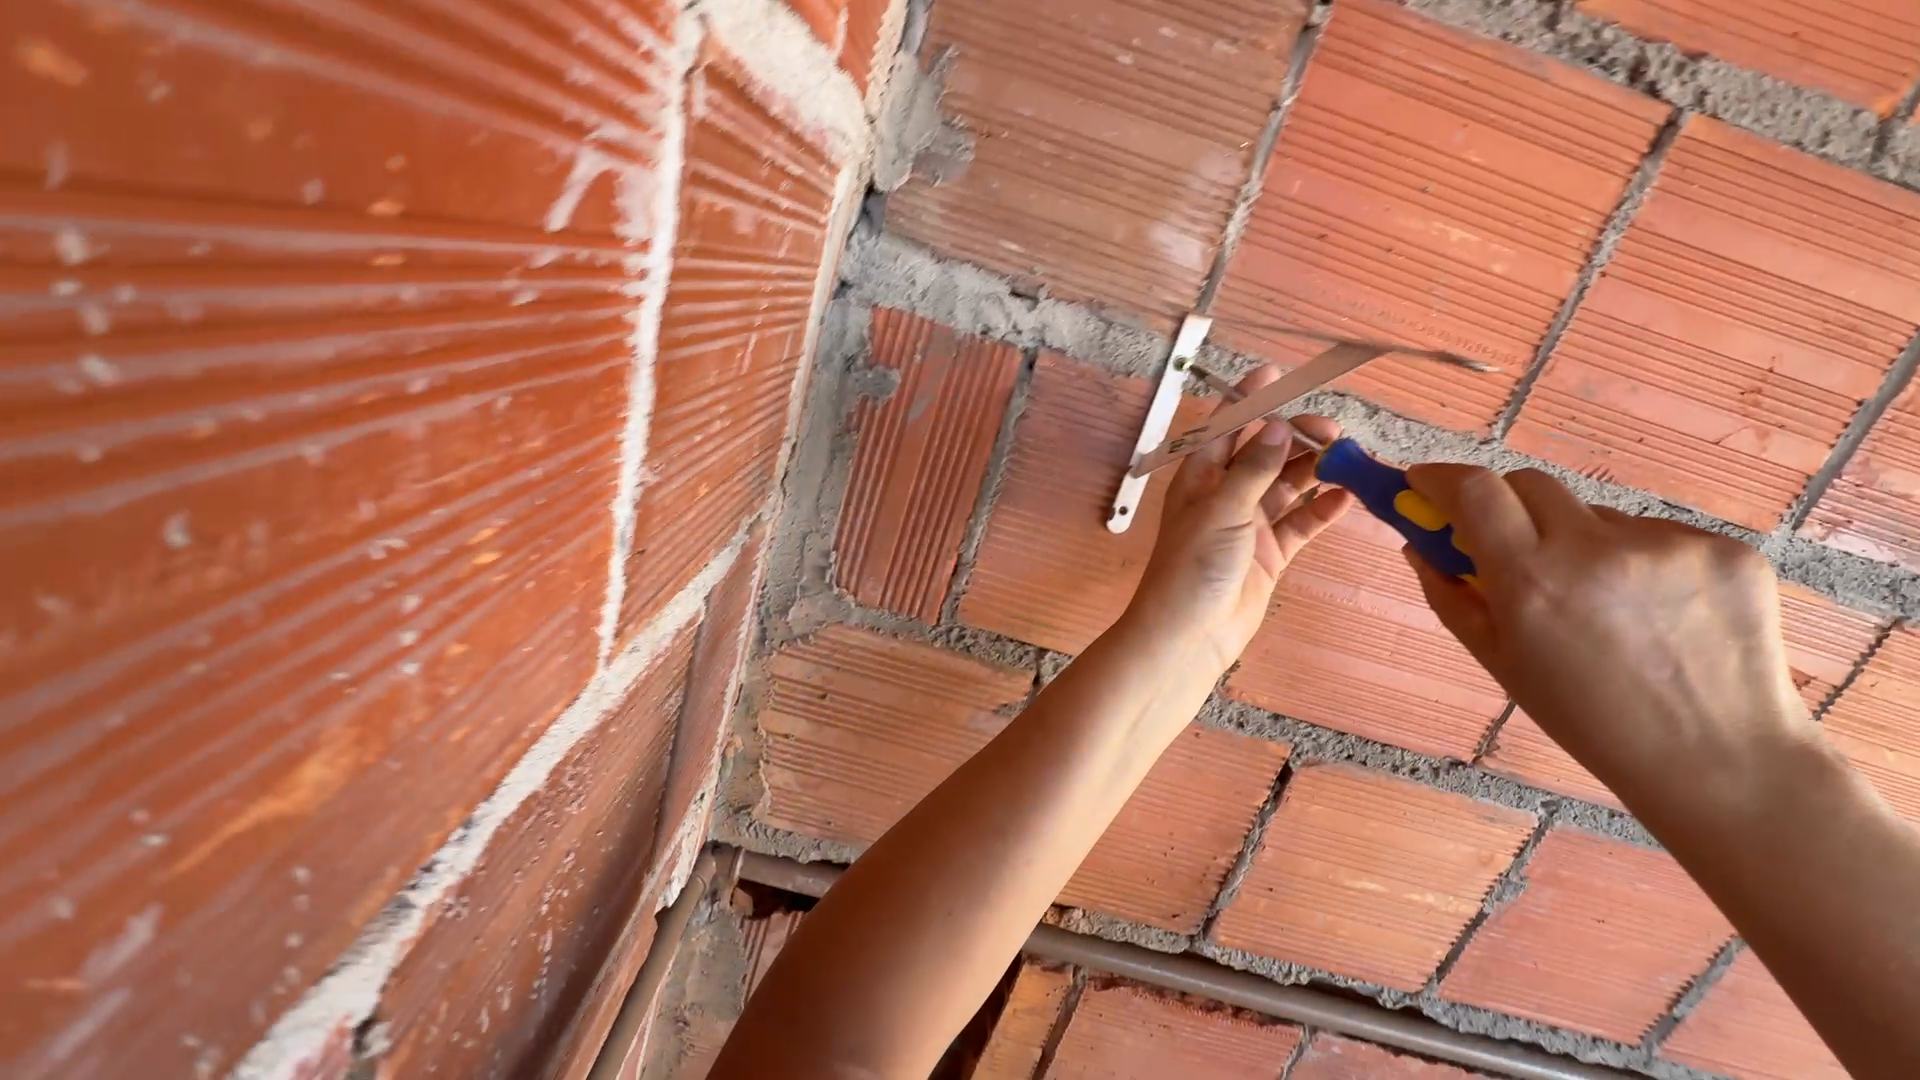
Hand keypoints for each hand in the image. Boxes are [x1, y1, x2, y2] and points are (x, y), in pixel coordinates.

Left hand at [1122, 366, 1353, 674]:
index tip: (1276, 372)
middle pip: (1264, 454)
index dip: (1248, 401)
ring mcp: (1248, 525)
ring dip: (1314, 470)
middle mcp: (1224, 495)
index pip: (1224, 429)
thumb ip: (1252, 469)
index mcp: (1199, 478)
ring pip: (1287, 485)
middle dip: (1295, 437)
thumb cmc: (1192, 567)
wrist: (1189, 635)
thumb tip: (1276, 426)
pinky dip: (1321, 510)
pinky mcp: (1269, 553)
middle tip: (1331, 430)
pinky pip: (1300, 524)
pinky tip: (1346, 497)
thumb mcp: (1221, 510)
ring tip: (1347, 456)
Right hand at [1402, 464, 1808, 808]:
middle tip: (1507, 543)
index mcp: (1530, 580)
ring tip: (1602, 603)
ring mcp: (1668, 544)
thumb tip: (1419, 544)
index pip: (1475, 490)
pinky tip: (1654, 610)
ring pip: (1593, 514)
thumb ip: (1448, 593)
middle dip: (1504, 503)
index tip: (1424, 481)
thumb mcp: (1496, 659)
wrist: (1719, 757)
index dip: (1441, 477)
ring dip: (1575, 539)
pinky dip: (1635, 558)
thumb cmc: (1583, 715)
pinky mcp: (1725, 548)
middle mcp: (1595, 548)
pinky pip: (1654, 533)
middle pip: (1529, 483)